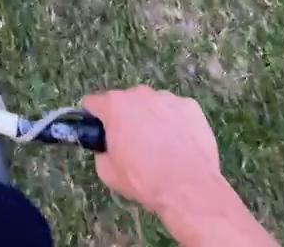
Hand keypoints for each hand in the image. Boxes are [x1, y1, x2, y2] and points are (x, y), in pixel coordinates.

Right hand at [82, 87, 276, 246]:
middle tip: (135, 146)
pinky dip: (175, 123)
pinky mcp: (190, 106)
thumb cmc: (145, 181)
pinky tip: (181, 144)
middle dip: (126, 119)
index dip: (95, 119)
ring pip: (152, 105)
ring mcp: (166, 98)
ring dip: (151, 119)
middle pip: (125, 102)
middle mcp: (138, 94)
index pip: (93, 103)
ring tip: (163, 147)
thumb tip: (107, 146)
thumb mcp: (108, 173)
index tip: (102, 134)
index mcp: (114, 105)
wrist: (190, 191)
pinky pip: (176, 111)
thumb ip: (101, 151)